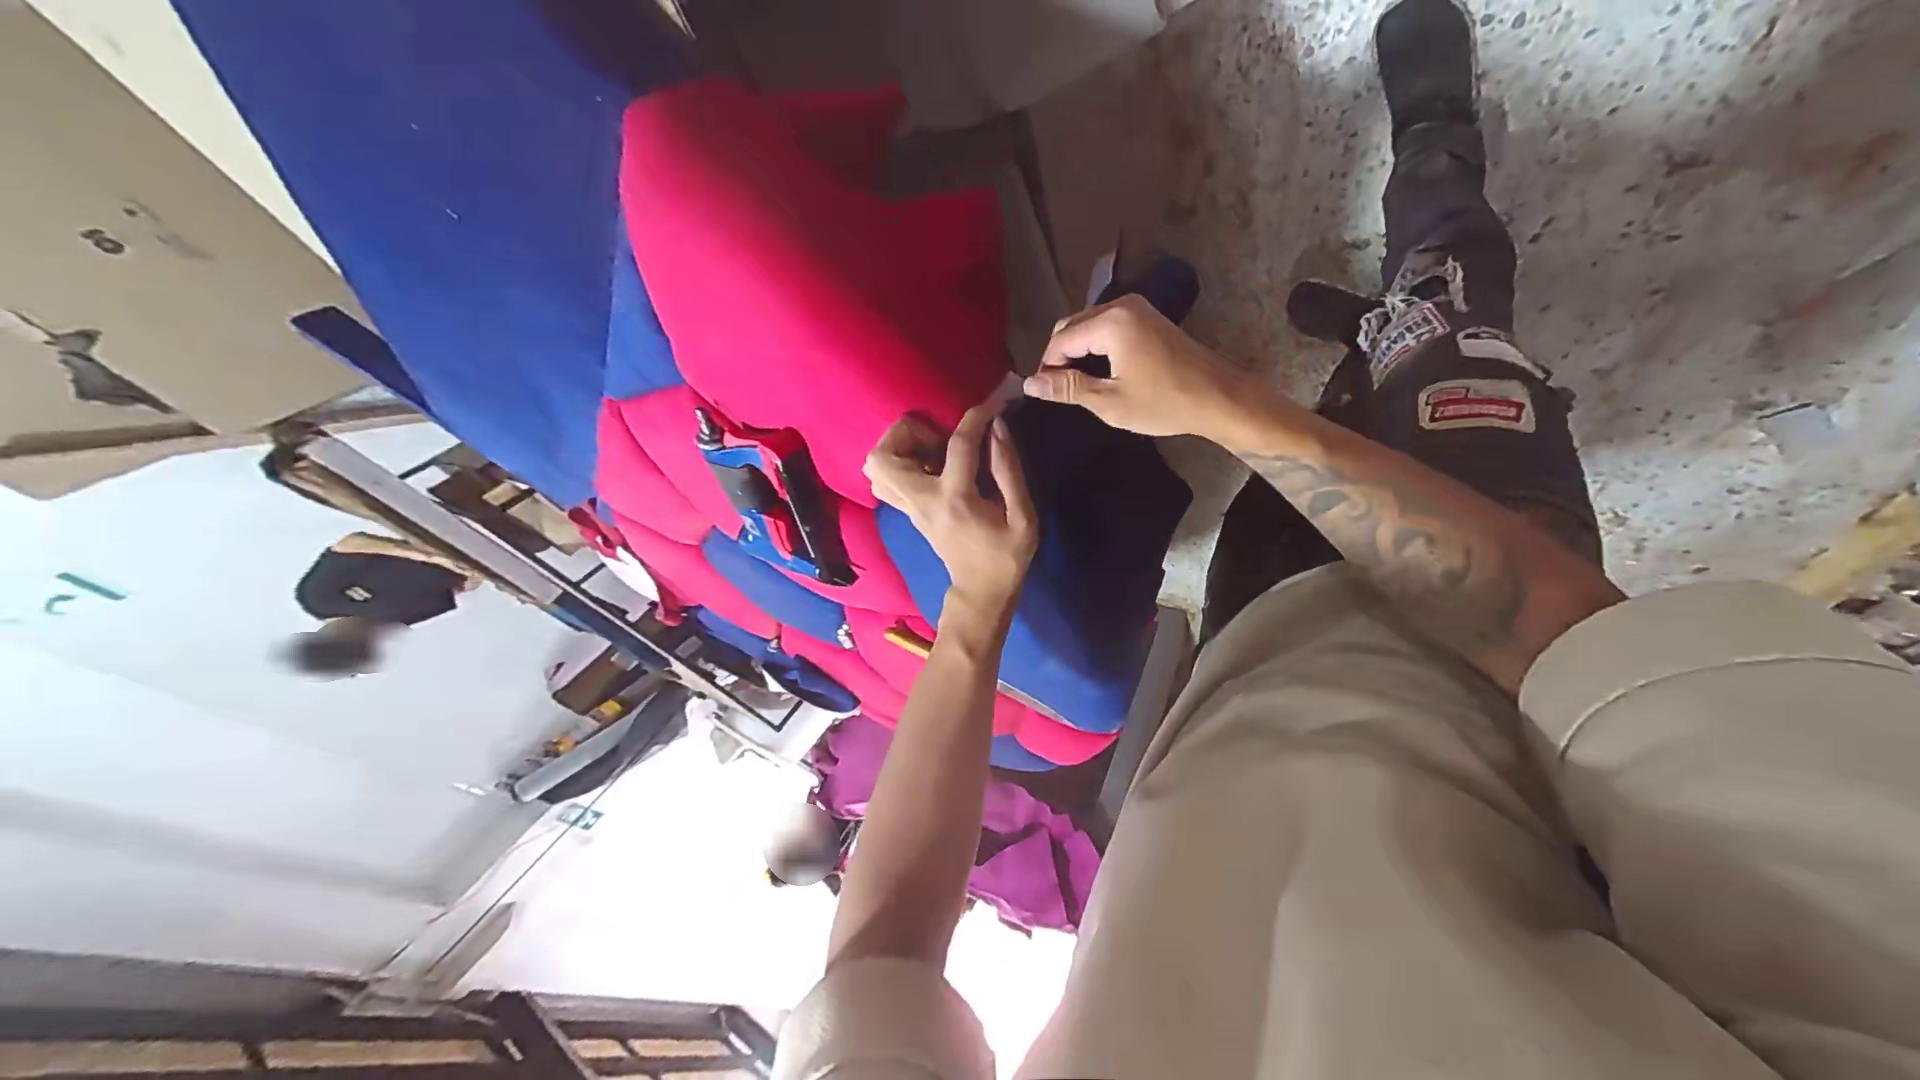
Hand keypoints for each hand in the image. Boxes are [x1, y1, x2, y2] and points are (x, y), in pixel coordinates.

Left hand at [864, 402, 1037, 616]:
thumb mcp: (1022, 516)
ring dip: (899, 448)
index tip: (991, 405)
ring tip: (930, 450)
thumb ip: (1009, 469)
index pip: (958, 444)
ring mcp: (909, 509)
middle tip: (938, 436)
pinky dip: (899, 464)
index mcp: (955, 499)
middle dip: (907, 433)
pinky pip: (885, 481)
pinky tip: (928, 466)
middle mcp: (922, 500)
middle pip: (883, 456)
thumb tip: (997, 427)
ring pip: (876, 468)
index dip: (976, 417)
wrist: (981, 591)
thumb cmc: (1006, 556)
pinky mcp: (907, 513)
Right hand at [1022, 294, 1273, 440]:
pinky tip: (1098, 372)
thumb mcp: (1110, 402)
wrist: (1218, 397)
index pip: (1059, 340)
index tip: (1043, 395)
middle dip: (1059, 357)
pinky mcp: (1147, 317)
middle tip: (1058, 391)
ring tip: (1076, 385)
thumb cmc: (1164, 403)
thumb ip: (1067, 388)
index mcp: (1110, 323)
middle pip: (1071, 326)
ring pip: (1087, 325)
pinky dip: (1094, 346)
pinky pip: (1106, 326)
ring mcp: (1137, 308)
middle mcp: (1121, 305)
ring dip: (1076, 351)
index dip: (1046, 368)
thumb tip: (1029, 384)